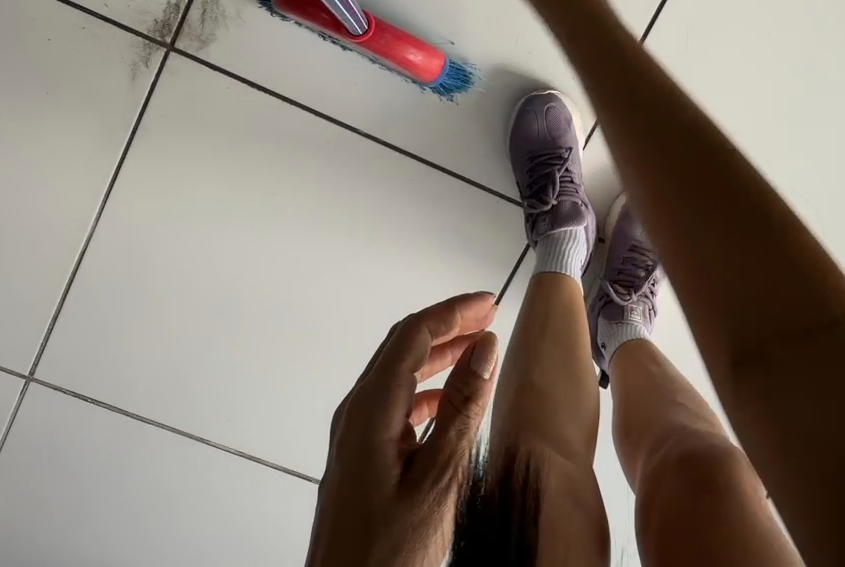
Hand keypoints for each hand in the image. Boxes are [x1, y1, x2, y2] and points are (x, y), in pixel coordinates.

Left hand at [305, 293, 499, 566]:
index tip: (488, 303)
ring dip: (438, 354)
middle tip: (487, 315)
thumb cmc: (387, 552)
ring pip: (399, 372)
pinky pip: (395, 402)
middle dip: (447, 324)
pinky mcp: (361, 456)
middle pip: (402, 346)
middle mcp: (357, 414)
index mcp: (371, 411)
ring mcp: (355, 436)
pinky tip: (451, 399)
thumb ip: (461, 408)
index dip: (453, 311)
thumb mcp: (438, 477)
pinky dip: (427, 387)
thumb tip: (483, 348)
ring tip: (477, 349)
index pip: (413, 335)